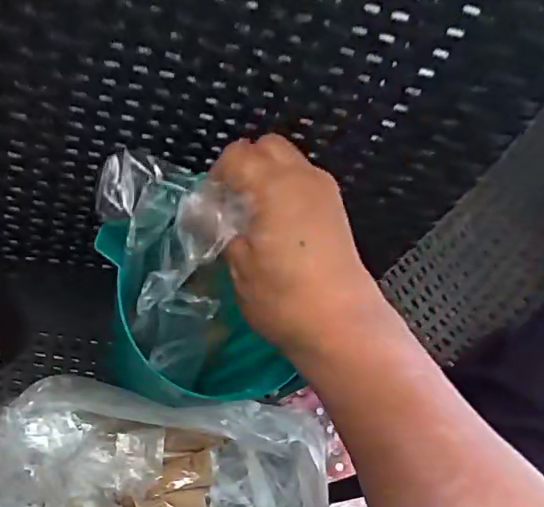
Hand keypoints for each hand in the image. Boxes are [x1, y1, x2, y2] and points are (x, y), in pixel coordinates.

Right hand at [212, 135, 395, 360]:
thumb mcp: (239, 268)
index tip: (207, 210)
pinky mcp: (334, 210)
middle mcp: (302, 176)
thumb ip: (221, 233)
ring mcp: (323, 191)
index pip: (236, 156)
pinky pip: (302, 184)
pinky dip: (283, 194)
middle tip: (228, 208)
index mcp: (274, 186)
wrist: (337, 322)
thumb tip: (206, 217)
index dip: (215, 178)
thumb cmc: (281, 298)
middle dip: (243, 168)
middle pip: (267, 147)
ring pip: (288, 163)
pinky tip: (274, 232)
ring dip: (264, 180)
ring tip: (250, 222)